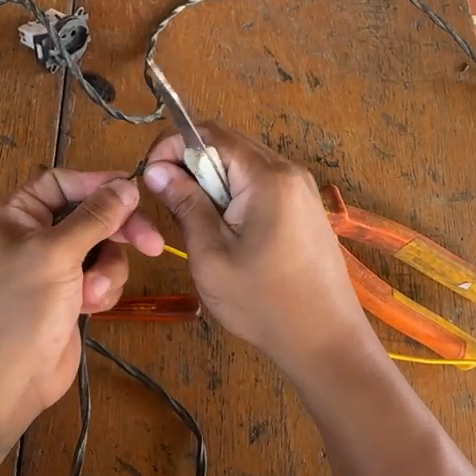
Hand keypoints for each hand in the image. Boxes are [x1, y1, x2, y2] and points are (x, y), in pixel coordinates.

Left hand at [0, 169, 164, 420]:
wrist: (8, 378)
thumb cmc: (21, 307)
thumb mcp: (56, 254)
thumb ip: (94, 217)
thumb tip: (127, 185)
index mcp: (14, 215)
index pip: (60, 183)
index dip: (97, 184)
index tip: (135, 190)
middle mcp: (31, 235)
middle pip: (88, 215)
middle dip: (117, 231)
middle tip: (153, 243)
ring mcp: (51, 267)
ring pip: (101, 248)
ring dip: (106, 270)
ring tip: (93, 295)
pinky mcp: (69, 294)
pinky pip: (100, 276)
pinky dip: (102, 290)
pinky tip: (91, 309)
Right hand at [142, 123, 377, 369]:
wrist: (325, 341)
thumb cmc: (263, 302)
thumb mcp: (211, 255)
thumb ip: (185, 205)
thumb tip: (156, 168)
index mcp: (267, 178)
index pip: (210, 133)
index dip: (172, 146)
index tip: (149, 176)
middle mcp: (288, 172)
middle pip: (227, 145)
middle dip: (189, 164)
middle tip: (165, 201)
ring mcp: (300, 190)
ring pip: (241, 166)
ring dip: (208, 183)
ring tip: (190, 221)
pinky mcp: (302, 209)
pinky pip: (257, 185)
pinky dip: (230, 196)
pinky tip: (221, 231)